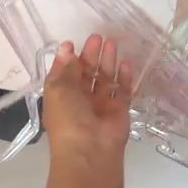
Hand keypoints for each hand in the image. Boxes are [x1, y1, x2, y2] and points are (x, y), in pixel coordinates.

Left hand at [42, 35, 133, 172]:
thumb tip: (65, 48)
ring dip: (108, 61)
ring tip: (113, 43)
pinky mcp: (119, 109)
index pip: (64, 73)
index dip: (68, 58)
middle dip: (91, 55)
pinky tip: (127, 62)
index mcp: (61, 96)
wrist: (90, 150)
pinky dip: (125, 76)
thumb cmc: (68, 118)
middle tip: (98, 37)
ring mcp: (100, 104)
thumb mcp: (59, 90)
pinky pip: (122, 89)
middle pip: (86, 73)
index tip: (72, 43)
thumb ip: (67, 68)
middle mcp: (80, 99)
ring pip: (105, 78)